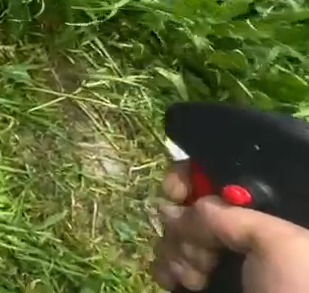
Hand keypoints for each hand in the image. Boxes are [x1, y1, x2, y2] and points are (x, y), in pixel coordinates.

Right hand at [155, 162, 308, 290]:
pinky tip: (172, 279)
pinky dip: (165, 266)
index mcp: (278, 222)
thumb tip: (178, 209)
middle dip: (182, 226)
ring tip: (189, 277)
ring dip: (173, 250)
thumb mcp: (280, 245)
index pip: (224, 180)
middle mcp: (254, 239)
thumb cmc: (302, 291)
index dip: (192, 178)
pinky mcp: (214, 283)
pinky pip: (174, 261)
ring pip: (179, 235)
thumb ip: (228, 213)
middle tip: (199, 255)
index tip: (176, 194)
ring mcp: (233, 264)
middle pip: (194, 208)